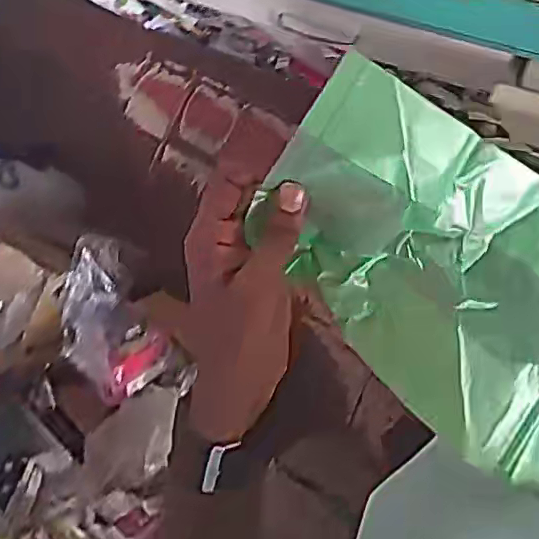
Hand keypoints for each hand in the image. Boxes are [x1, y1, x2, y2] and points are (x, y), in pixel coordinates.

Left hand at [181, 174, 307, 443]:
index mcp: (210, 235)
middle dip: (280, 173)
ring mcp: (246, 249)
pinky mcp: (266, 263)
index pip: (229, 181)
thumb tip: (295, 187)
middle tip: (320, 157)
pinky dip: (299, 218)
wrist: (242, 390)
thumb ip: (277, 235)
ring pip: (268, 208)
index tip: (296, 147)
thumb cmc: (240, 339)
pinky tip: (325, 209)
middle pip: (249, 190)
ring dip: (292, 195)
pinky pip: (281, 230)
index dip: (258, 160)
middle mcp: (225, 235)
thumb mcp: (260, 285)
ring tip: (328, 176)